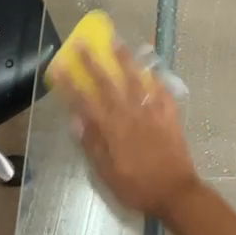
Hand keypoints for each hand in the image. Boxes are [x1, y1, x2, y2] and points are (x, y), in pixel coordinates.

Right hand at [49, 42, 201, 216]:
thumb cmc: (137, 187)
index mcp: (112, 129)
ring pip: (136, 79)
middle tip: (83, 43)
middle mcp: (130, 114)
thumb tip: (76, 120)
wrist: (176, 193)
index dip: (71, 84)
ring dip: (125, 59)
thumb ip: (92, 144)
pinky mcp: (170, 115)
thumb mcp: (107, 173)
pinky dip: (156, 78)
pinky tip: (151, 68)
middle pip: (108, 83)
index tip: (60, 66)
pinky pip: (162, 91)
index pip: (85, 102)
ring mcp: (152, 112)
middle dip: (93, 62)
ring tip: (117, 42)